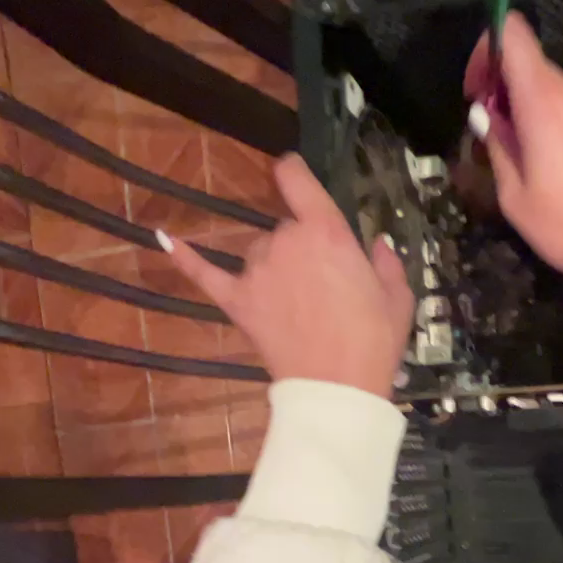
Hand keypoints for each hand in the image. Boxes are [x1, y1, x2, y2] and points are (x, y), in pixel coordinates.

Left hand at [161, 153, 414, 399]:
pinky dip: (185, 257)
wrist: (338, 389)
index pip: (298, 181)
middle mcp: (285, 241)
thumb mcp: (398, 300)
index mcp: (326, 233)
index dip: (294, 172)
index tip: (293, 172)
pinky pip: (205, 274)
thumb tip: (377, 245)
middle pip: (286, 229)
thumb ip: (386, 264)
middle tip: (328, 287)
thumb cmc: (375, 342)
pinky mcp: (237, 301)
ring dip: (276, 267)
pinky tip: (164, 239)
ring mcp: (256, 271)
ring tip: (300, 305)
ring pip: (261, 254)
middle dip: (305, 248)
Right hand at [465, 15, 562, 273]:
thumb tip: (487, 117)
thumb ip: (496, 145)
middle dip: (502, 87)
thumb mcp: (513, 196)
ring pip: (547, 86)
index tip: (477, 92)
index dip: (485, 52)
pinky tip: (547, 159)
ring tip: (519, 151)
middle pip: (527, 62)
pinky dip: (548, 118)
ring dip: (525, 106)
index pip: (511, 35)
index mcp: (543, 101)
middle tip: (493, 132)